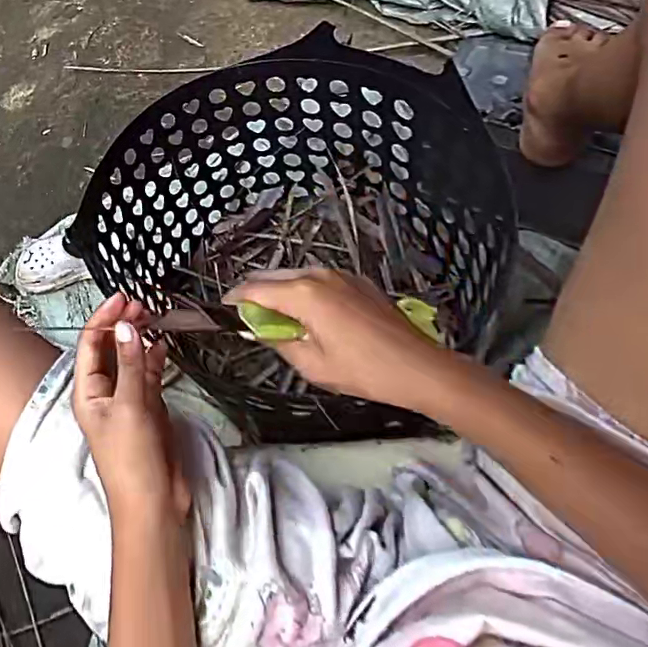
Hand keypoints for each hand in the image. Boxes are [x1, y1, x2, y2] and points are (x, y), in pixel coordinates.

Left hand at [72, 292, 189, 525]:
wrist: (153, 504)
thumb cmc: (131, 461)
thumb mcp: (130, 406)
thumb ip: (131, 365)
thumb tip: (127, 327)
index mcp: (87, 391)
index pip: (91, 344)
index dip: (104, 319)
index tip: (121, 299)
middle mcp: (104, 392)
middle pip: (110, 348)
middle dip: (122, 325)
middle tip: (141, 305)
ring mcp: (126, 400)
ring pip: (130, 358)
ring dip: (139, 338)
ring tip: (153, 316)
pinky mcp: (147, 408)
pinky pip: (148, 375)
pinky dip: (154, 358)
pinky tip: (162, 344)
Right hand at [224, 267, 463, 412]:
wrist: (422, 369)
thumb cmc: (365, 371)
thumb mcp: (312, 365)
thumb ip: (277, 341)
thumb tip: (257, 330)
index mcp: (303, 294)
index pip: (254, 289)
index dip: (235, 300)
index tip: (225, 312)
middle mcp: (318, 276)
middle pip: (271, 277)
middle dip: (255, 294)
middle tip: (249, 318)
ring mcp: (340, 275)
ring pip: (294, 276)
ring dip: (279, 292)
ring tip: (278, 319)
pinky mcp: (357, 281)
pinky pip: (317, 280)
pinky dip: (303, 292)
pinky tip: (309, 316)